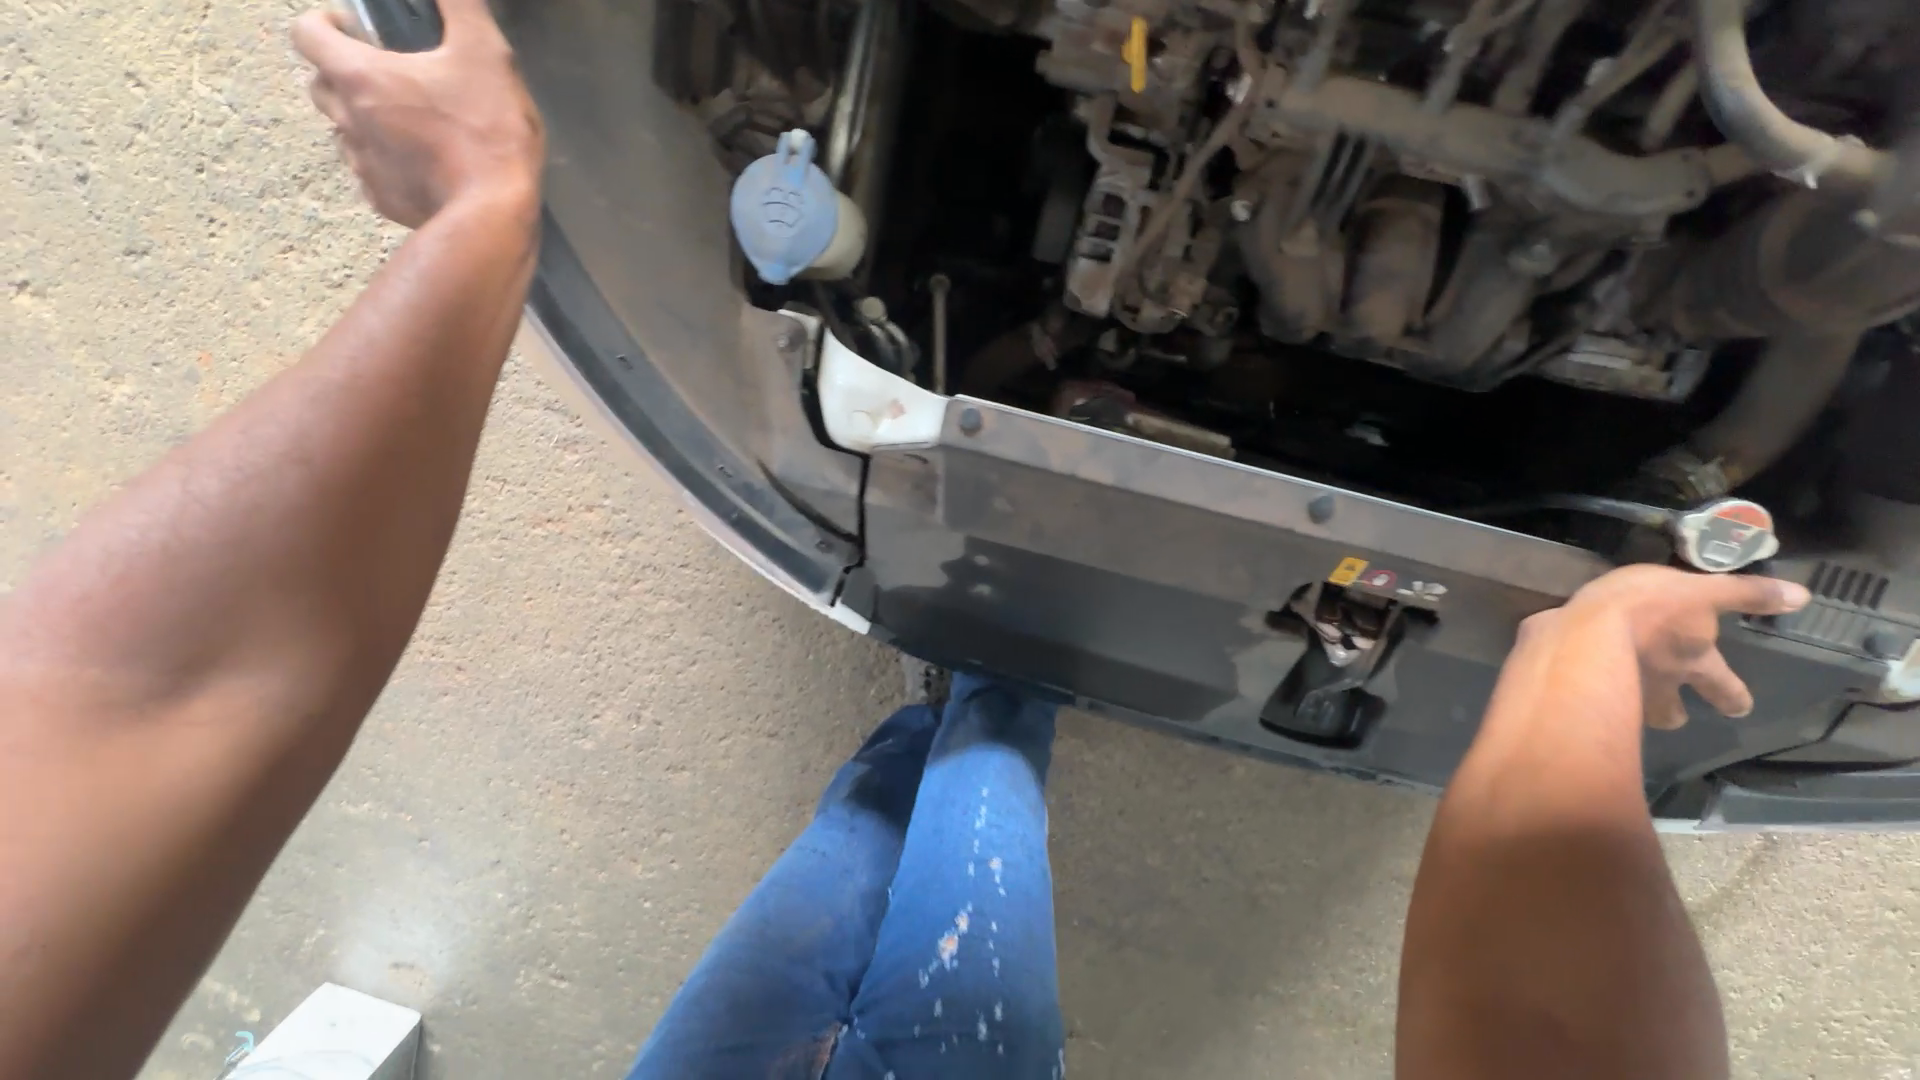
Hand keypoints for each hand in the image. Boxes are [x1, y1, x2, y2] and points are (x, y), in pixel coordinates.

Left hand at [292, 0, 544, 227]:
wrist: (493, 217)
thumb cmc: (486, 133)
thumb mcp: (486, 56)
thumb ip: (460, 7)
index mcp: (358, 75)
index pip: (305, 33)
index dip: (324, 25)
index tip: (355, 32)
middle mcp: (347, 118)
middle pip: (319, 85)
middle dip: (342, 76)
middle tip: (388, 83)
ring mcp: (363, 165)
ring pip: (345, 134)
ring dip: (366, 125)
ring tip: (409, 131)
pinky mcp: (383, 201)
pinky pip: (372, 176)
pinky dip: (388, 167)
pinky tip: (422, 170)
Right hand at [1518, 565, 1811, 729]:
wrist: (1579, 631)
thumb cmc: (1644, 608)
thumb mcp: (1698, 589)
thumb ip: (1744, 593)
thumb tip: (1803, 597)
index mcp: (1696, 663)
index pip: (1726, 690)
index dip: (1734, 699)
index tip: (1738, 708)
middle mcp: (1662, 686)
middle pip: (1675, 715)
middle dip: (1677, 714)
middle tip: (1674, 712)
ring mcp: (1619, 691)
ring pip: (1632, 711)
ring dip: (1633, 705)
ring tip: (1622, 693)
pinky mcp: (1579, 686)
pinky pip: (1585, 690)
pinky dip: (1586, 685)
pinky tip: (1575, 671)